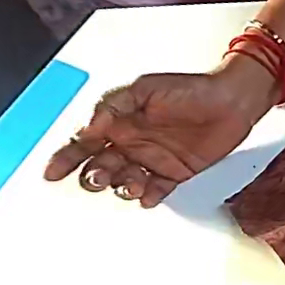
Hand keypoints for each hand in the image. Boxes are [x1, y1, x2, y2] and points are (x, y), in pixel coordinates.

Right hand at [42, 55, 277, 205]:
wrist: (232, 100)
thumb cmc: (191, 88)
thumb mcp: (145, 89)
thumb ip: (114, 105)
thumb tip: (89, 128)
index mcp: (119, 122)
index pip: (83, 143)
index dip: (65, 158)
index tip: (52, 172)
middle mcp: (132, 143)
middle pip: (100, 168)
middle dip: (94, 176)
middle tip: (101, 176)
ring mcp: (153, 159)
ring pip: (125, 181)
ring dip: (122, 186)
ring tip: (131, 183)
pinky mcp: (176, 172)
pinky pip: (156, 190)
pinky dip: (149, 196)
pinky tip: (149, 195)